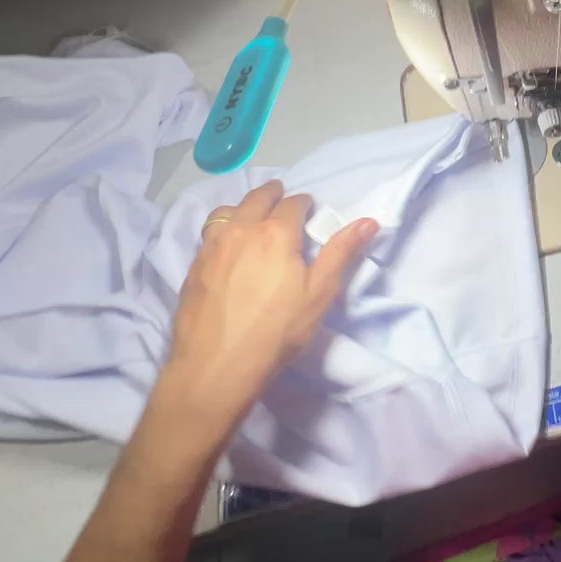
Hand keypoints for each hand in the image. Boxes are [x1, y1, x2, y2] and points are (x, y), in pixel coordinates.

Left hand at [158, 180, 377, 432]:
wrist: (216, 368)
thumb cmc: (277, 331)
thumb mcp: (320, 293)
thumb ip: (341, 252)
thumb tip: (368, 221)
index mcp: (276, 233)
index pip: (293, 203)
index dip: (305, 203)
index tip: (310, 209)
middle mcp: (241, 230)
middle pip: (256, 199)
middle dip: (272, 194)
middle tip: (281, 196)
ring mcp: (211, 248)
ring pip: (226, 212)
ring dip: (243, 207)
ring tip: (252, 217)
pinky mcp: (192, 267)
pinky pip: (209, 233)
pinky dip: (223, 228)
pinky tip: (228, 246)